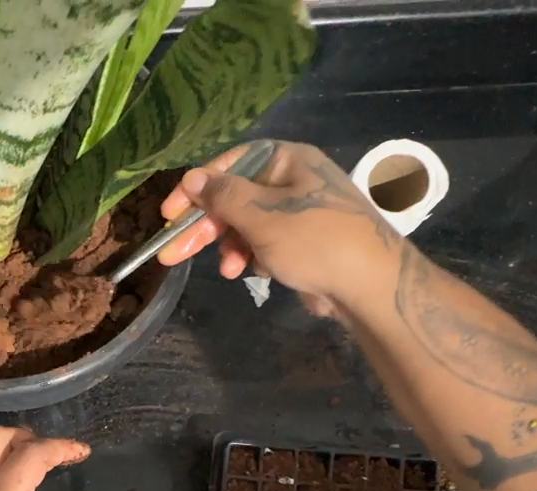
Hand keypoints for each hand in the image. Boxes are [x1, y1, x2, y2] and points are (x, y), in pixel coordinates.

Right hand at [155, 141, 404, 314]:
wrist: (367, 284)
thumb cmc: (315, 241)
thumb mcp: (263, 216)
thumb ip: (224, 196)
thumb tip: (192, 177)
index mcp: (288, 161)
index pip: (231, 163)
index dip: (197, 188)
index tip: (169, 213)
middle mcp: (293, 181)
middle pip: (235, 198)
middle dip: (205, 228)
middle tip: (172, 253)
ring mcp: (298, 213)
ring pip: (246, 226)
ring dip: (230, 248)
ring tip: (229, 270)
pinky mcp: (301, 243)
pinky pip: (262, 245)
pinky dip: (251, 258)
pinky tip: (250, 273)